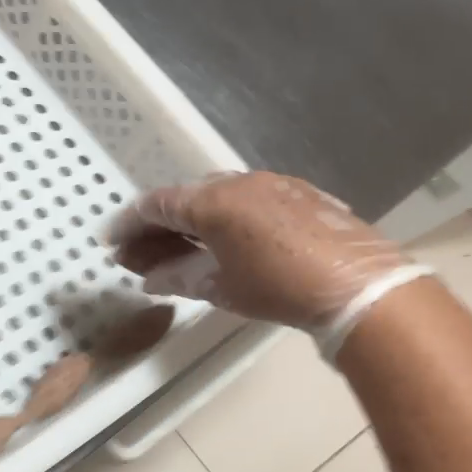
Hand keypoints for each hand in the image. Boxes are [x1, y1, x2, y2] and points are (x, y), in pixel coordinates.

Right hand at [109, 171, 428, 354]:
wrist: (360, 288)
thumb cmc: (278, 288)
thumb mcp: (219, 287)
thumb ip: (178, 277)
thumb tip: (151, 277)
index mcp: (213, 201)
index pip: (156, 205)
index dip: (129, 224)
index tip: (111, 242)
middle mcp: (240, 182)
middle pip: (185, 197)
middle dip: (159, 225)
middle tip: (142, 254)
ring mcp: (274, 185)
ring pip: (218, 195)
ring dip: (192, 221)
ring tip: (180, 249)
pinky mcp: (302, 195)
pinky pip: (248, 200)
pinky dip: (225, 219)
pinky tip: (224, 243)